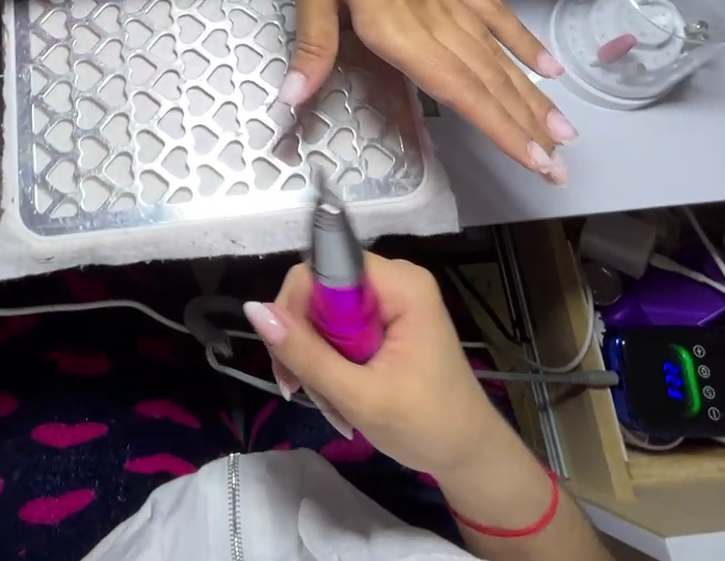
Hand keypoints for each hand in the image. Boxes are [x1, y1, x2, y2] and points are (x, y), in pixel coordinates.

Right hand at [242, 254, 513, 477]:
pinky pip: (338, 323)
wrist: (470, 456)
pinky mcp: (386, 316)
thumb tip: (253, 310)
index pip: (323, 267)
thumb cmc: (426, 426)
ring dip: (312, 354)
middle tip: (297, 386)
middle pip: (319, 287)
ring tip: (321, 399)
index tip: (288, 354)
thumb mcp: (359, 396)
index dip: (296, 306)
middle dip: (302, 338)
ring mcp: (390, 297)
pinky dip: (328, 357)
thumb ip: (306, 353)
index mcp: (400, 284)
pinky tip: (333, 391)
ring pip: (323, 309)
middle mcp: (394, 278)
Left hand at [287, 0, 573, 183]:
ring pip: (494, 49)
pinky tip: (544, 61)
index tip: (534, 164)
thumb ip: (314, 37)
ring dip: (528, 92)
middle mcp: (429, 10)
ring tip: (565, 130)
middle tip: (563, 166)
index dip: (494, 128)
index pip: (451, 86)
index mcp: (391, 18)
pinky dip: (518, 39)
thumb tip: (294, 98)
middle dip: (522, 124)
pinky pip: (491, 10)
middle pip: (482, 75)